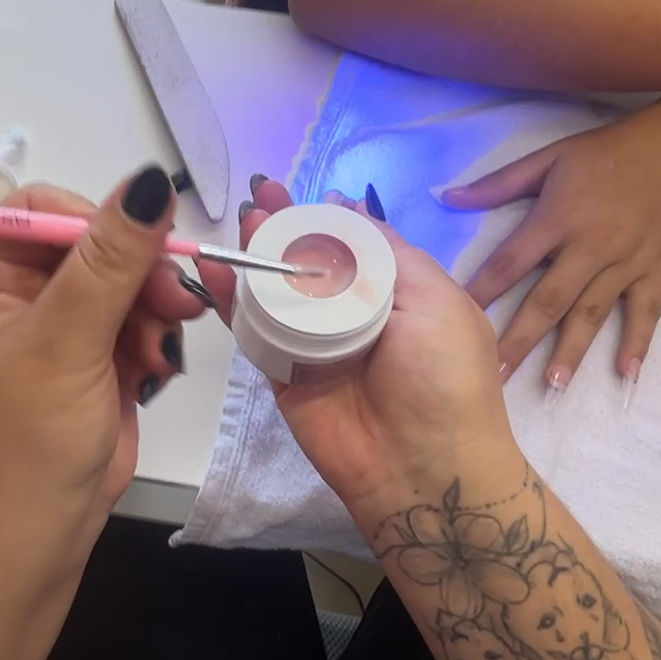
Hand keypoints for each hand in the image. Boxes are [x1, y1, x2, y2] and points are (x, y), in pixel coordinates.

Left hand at [0, 167, 202, 557]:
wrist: (44, 527)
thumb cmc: (33, 438)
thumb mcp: (66, 342)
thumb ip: (110, 262)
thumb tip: (150, 181)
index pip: (41, 212)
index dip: (93, 216)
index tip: (142, 241)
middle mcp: (24, 297)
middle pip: (94, 245)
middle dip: (138, 272)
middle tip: (177, 299)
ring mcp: (65, 328)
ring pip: (125, 283)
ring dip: (153, 308)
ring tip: (162, 348)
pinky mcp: (99, 356)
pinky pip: (139, 321)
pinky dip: (155, 338)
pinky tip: (156, 367)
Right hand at [196, 180, 521, 518]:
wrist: (423, 469)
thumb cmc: (443, 377)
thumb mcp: (434, 299)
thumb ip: (386, 252)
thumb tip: (351, 208)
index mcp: (396, 293)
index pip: (349, 243)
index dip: (320, 217)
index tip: (293, 191)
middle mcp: (352, 315)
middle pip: (306, 263)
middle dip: (281, 229)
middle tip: (257, 198)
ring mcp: (314, 345)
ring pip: (275, 292)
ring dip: (253, 257)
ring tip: (238, 225)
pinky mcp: (282, 373)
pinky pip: (253, 331)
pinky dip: (232, 301)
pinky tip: (217, 272)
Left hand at [440, 91, 660, 388]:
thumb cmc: (606, 153)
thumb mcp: (549, 158)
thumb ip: (498, 184)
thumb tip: (448, 197)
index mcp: (558, 218)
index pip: (510, 263)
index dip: (483, 293)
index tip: (454, 322)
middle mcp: (591, 246)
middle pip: (548, 300)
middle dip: (520, 339)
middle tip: (494, 375)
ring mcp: (626, 262)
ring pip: (593, 313)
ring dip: (572, 350)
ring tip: (552, 384)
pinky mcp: (656, 270)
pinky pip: (647, 312)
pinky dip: (638, 343)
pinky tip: (626, 375)